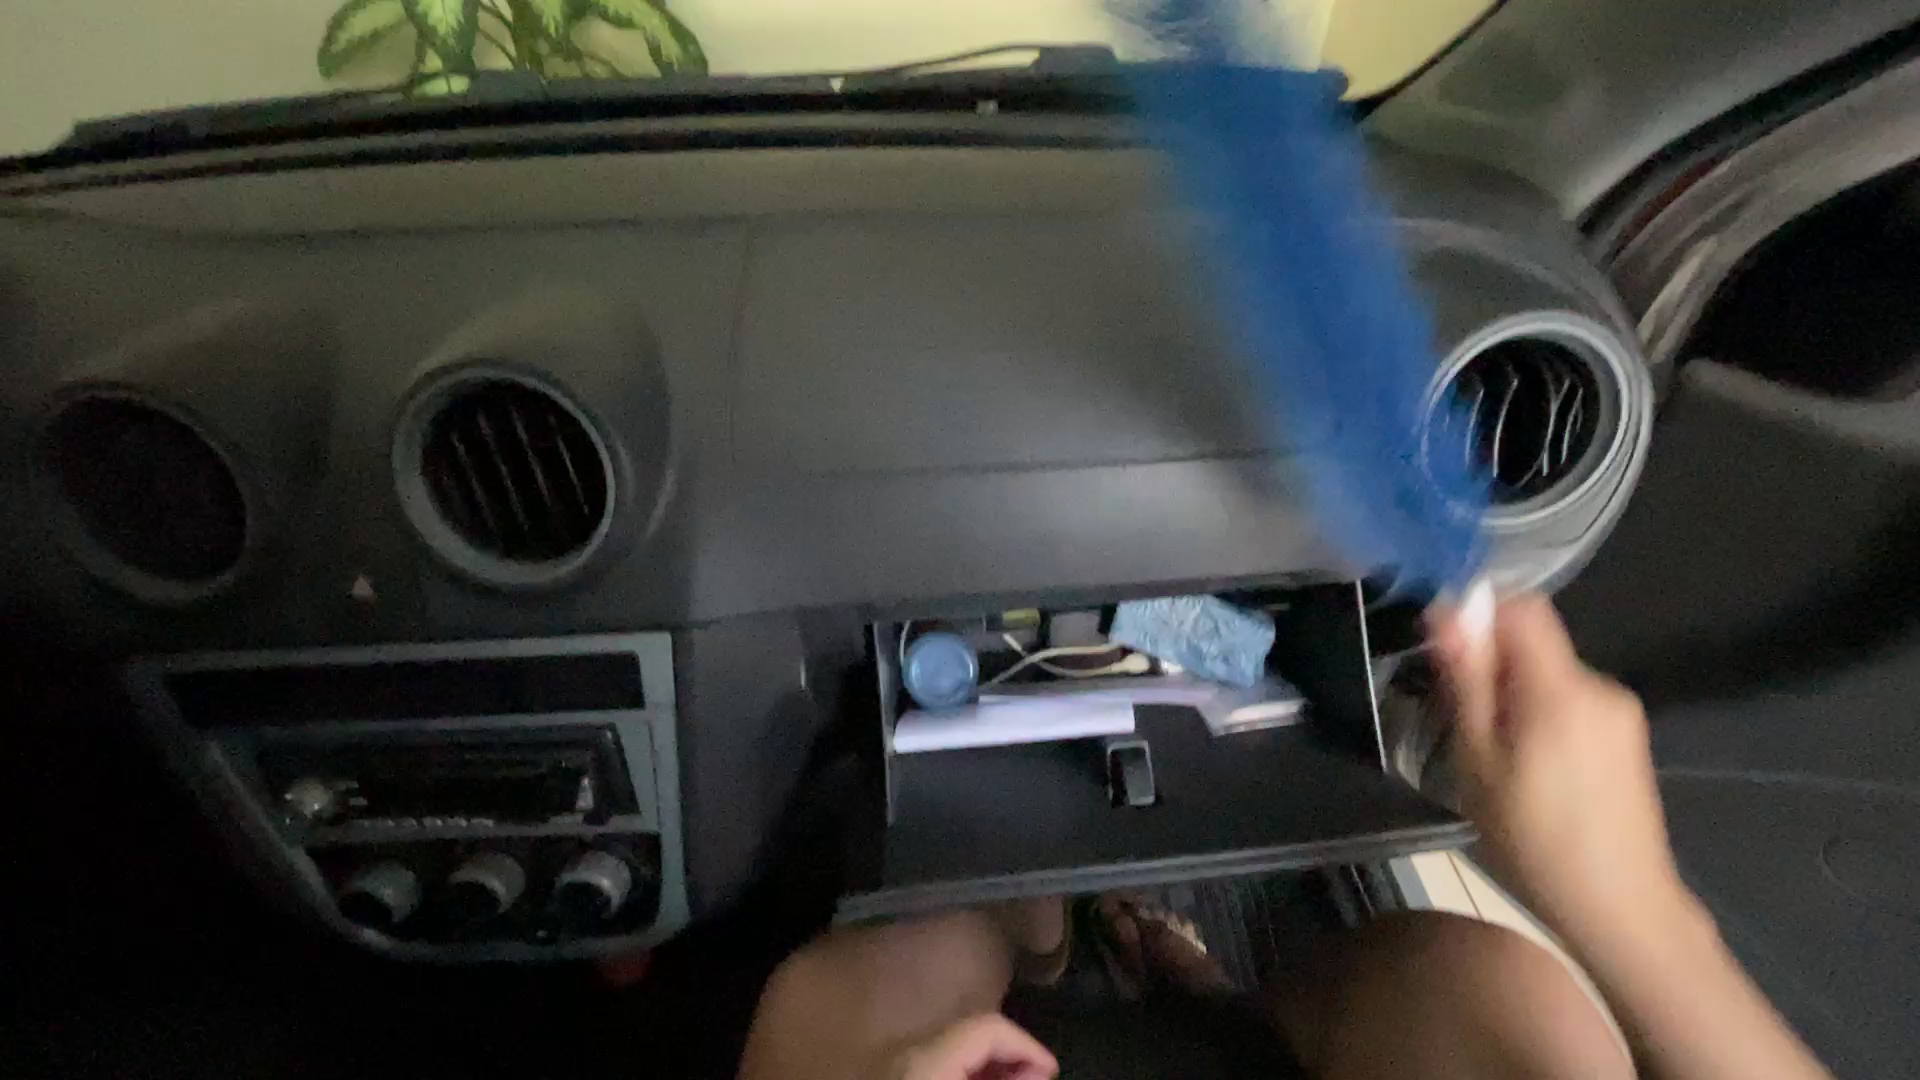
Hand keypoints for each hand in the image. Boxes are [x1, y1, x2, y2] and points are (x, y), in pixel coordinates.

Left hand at [886, 1015, 1057, 1079]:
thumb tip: (1041, 1070)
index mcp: (929, 1055)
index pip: (988, 1026)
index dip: (1026, 1043)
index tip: (1052, 1069)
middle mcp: (911, 1051)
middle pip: (972, 1034)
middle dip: (1010, 1053)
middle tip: (1038, 1078)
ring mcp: (899, 1063)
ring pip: (956, 1049)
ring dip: (991, 1063)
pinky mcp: (896, 1074)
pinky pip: (941, 1062)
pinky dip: (969, 1070)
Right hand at [1429, 593, 1696, 953]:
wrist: (1619, 906)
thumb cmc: (1531, 834)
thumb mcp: (1478, 756)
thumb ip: (1467, 680)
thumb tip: (1447, 613)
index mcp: (1562, 690)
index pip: (1523, 609)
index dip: (1478, 612)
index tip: (1444, 647)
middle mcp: (1600, 688)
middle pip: (1532, 644)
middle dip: (1488, 664)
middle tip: (1458, 715)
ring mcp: (1619, 713)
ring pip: (1546, 673)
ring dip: (1509, 691)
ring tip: (1486, 748)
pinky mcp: (1624, 737)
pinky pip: (1566, 698)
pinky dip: (1535, 711)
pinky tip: (1523, 762)